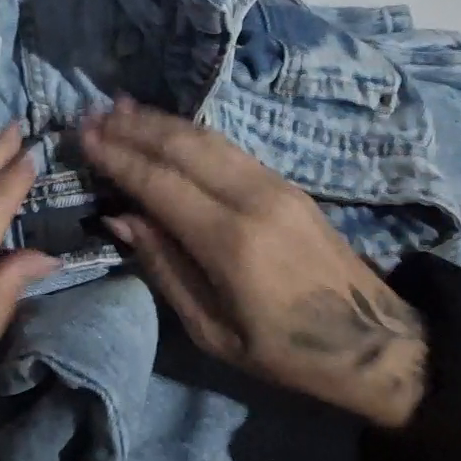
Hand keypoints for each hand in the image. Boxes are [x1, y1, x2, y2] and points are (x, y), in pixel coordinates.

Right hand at [81, 98, 427, 427]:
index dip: (117, 157)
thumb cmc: (287, 351)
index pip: (159, 183)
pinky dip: (186, 128)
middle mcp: (251, 199)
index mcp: (232, 243)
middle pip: (180, 146)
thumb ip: (164, 268)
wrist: (378, 344)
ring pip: (203, 136)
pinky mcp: (284, 180)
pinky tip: (162, 123)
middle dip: (130, 128)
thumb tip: (121, 216)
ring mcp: (272, 183)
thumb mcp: (215, 333)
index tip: (82, 138)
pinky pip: (224, 144)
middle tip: (89, 116)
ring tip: (116, 109)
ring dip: (155, 120)